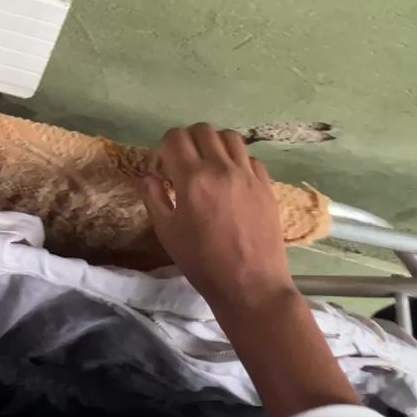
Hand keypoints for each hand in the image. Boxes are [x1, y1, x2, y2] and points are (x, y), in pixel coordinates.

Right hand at [142, 123, 295, 307]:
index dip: (165, 146)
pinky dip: (238, 160)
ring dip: (215, 144)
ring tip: (211, 163)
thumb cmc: (203, 262)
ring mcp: (247, 175)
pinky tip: (233, 179)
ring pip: (229, 137)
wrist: (251, 287)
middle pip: (202, 130)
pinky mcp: (266, 186)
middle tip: (186, 161)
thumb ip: (153, 198)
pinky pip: (251, 158)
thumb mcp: (167, 233)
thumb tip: (149, 177)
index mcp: (192, 179)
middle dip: (189, 140)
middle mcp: (220, 168)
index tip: (166, 165)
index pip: (175, 138)